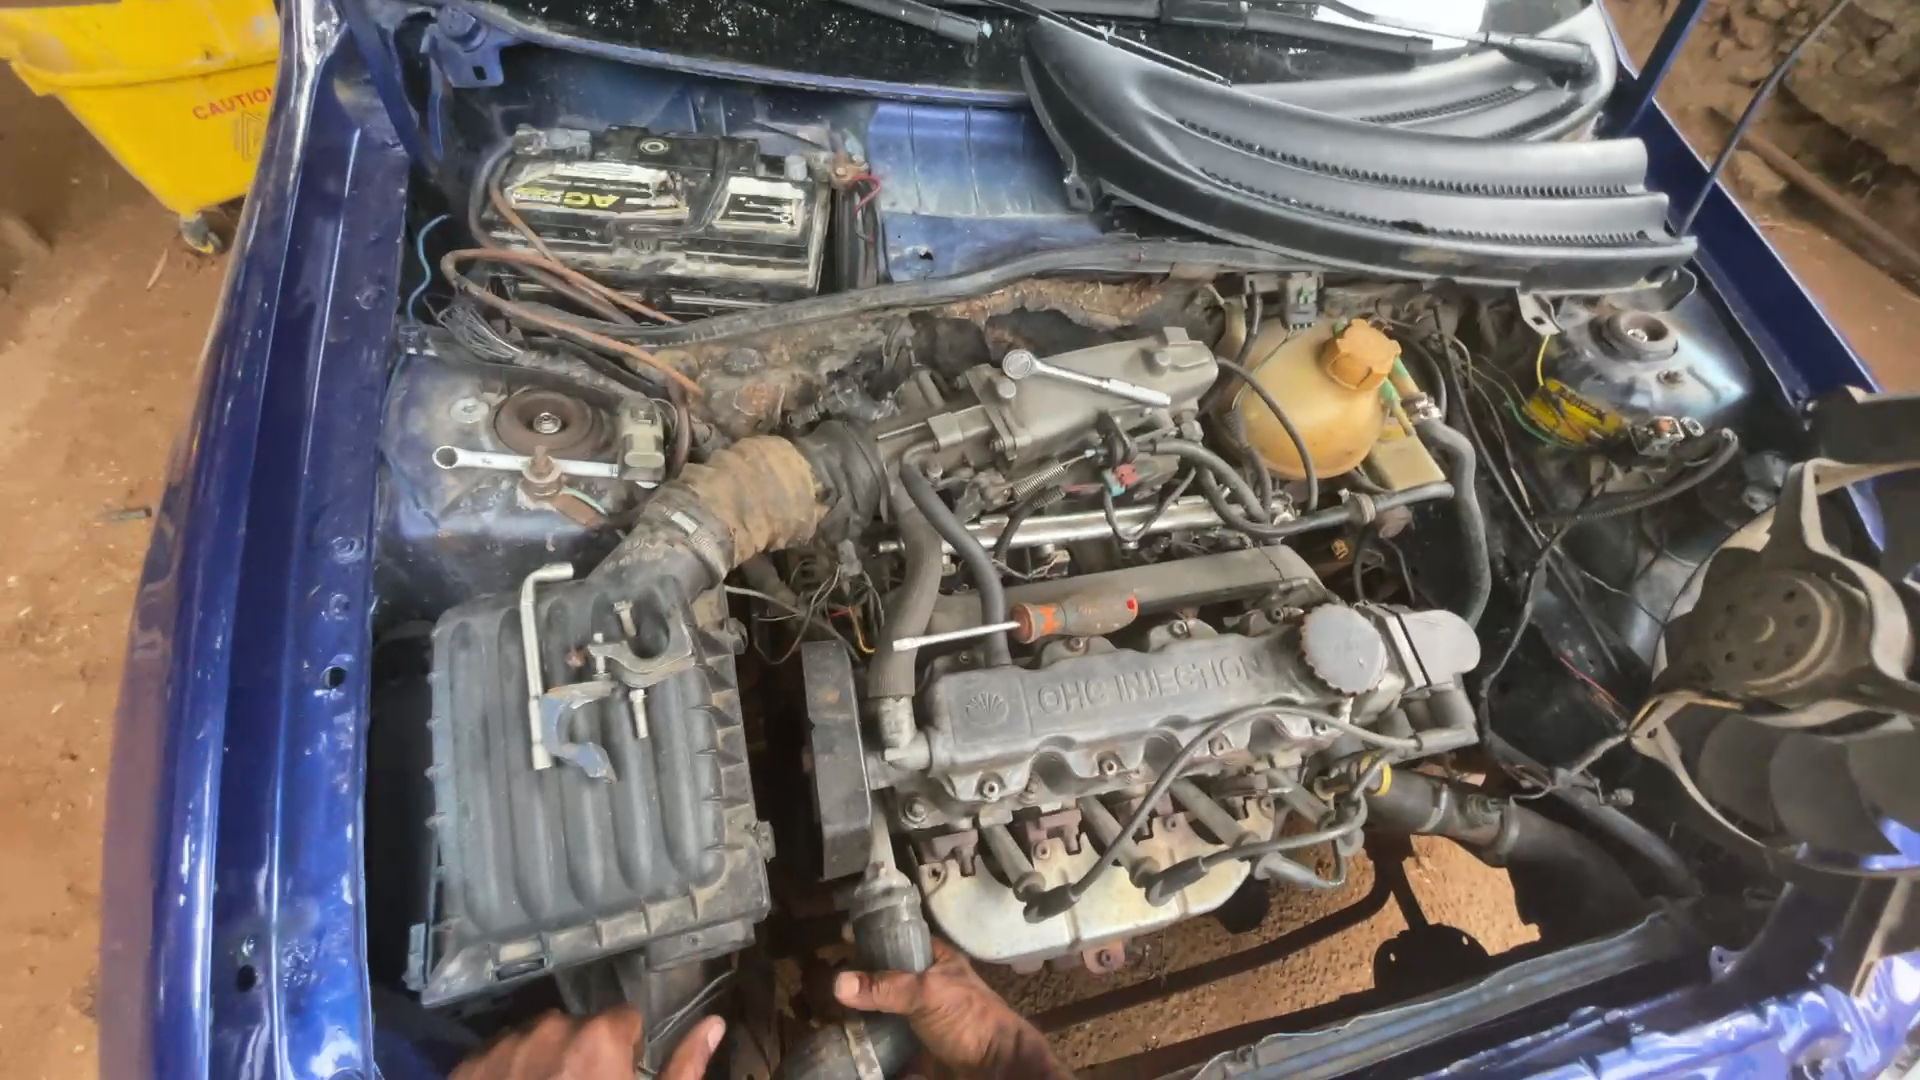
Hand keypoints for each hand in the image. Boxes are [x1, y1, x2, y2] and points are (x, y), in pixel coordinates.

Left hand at [453, 1006, 724, 1079]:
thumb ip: (683, 1068)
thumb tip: (714, 1023)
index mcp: (599, 1036)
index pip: (623, 1020)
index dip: (622, 1054)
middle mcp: (550, 1028)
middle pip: (576, 1029)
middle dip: (578, 1057)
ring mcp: (501, 1050)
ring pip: (532, 1041)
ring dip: (538, 1064)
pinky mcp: (461, 1073)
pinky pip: (492, 1059)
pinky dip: (500, 1078)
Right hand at [833, 941, 1068, 1079]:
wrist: (994, 1068)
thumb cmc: (967, 1016)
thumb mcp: (926, 992)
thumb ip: (884, 987)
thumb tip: (837, 982)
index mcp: (934, 960)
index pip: (898, 940)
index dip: (872, 937)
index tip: (841, 936)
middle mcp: (925, 986)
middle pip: (885, 979)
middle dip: (858, 982)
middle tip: (825, 982)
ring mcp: (919, 1020)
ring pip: (882, 1013)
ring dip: (858, 1017)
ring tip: (826, 1015)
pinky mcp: (914, 1051)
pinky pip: (885, 1046)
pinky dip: (867, 1047)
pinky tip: (844, 1046)